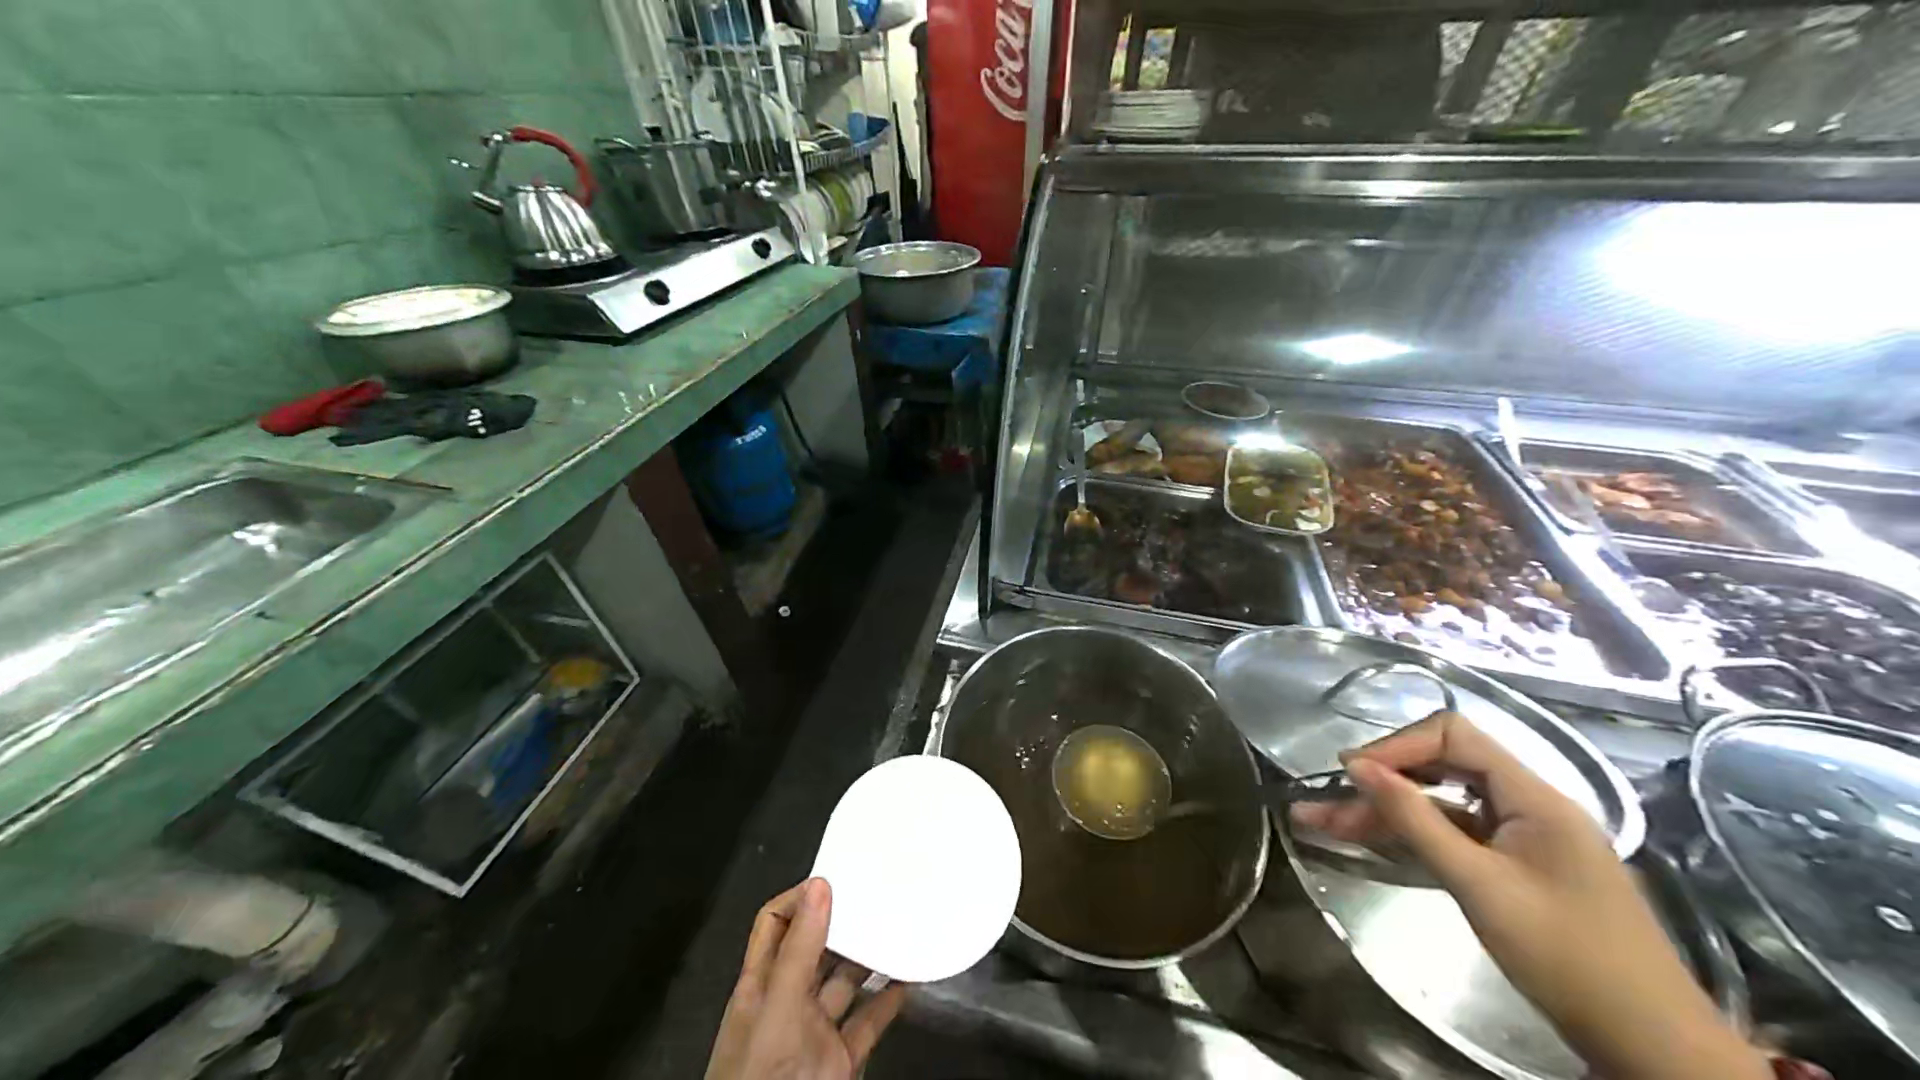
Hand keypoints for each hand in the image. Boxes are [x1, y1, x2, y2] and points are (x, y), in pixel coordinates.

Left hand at [705, 878, 908, 1079]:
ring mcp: (815, 1032)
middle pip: (815, 947)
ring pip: (846, 982)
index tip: (837, 880)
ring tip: (900, 926)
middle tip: (878, 893)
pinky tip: (911, 979)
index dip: (800, 898)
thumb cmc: (761, 1076)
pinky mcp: (840, 1062)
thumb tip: (821, 884)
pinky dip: (889, 1002)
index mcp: (760, 984)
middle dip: (842, 920)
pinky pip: (868, 1023)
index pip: (776, 923)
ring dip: (870, 958)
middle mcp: (787, 1001)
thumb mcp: (776, 1011)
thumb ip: (799, 952)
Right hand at [1295, 711, 1769, 1079]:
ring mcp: (1523, 838)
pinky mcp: (1516, 868)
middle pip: (1441, 768)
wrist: (1652, 1047)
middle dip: (1380, 783)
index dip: (1397, 746)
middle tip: (1324, 804)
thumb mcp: (1479, 884)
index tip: (1351, 772)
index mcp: (1534, 797)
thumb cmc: (1568, 957)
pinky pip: (1455, 836)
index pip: (1454, 735)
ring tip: (1324, 823)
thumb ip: (1415, 820)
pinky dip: (1411, 837)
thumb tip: (1356, 765)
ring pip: (1441, 805)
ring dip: (1385, 812)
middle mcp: (1528, 806)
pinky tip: (1369, 843)